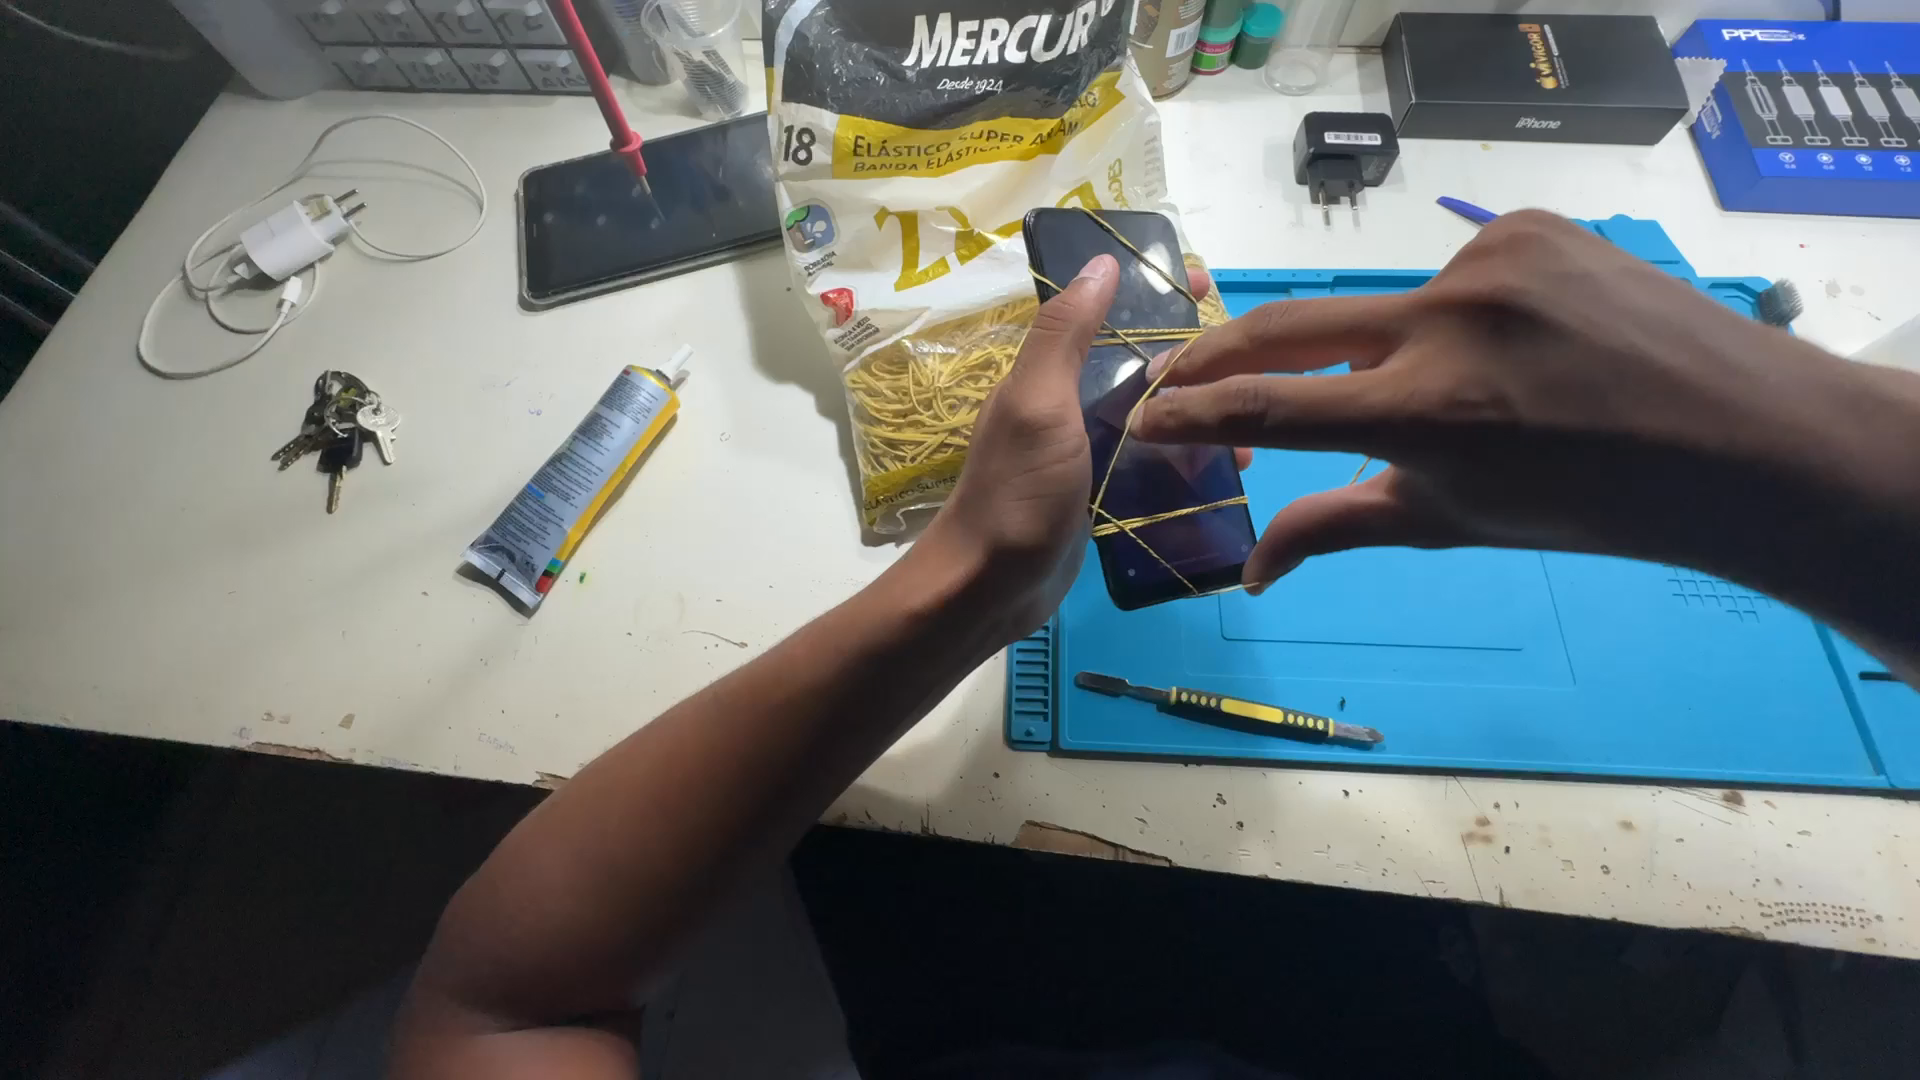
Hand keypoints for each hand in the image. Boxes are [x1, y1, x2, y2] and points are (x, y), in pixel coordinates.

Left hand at [910, 254, 1229, 641]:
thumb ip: (1064, 336)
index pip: (1105, 315)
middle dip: (1189, 356)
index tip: (1205, 283)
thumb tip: (1099, 263)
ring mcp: (1084, 454)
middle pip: (1135, 365)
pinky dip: (1183, 458)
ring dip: (1194, 412)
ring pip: (1149, 416)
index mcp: (1049, 376)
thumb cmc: (1016, 492)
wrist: (991, 586)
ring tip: (1249, 425)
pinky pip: (1148, 463)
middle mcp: (1066, 407)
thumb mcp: (1037, 403)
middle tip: (1250, 362)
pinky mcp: (1099, 495)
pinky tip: (1224, 468)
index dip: (1151, 292)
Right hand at [1134, 210, 1919, 603]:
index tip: (1141, 416)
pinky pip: (1434, 279)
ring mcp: (1487, 261)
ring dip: (1352, 351)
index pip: (1267, 407)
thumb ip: (1328, 528)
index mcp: (1425, 414)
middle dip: (1213, 356)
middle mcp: (1447, 323)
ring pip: (1367, 310)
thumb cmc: (1577, 503)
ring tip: (1399, 386)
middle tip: (1170, 376)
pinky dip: (1428, 318)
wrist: (1743, 440)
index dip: (1190, 412)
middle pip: (1284, 330)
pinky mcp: (1523, 228)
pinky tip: (1479, 343)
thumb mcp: (1441, 519)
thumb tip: (1249, 573)